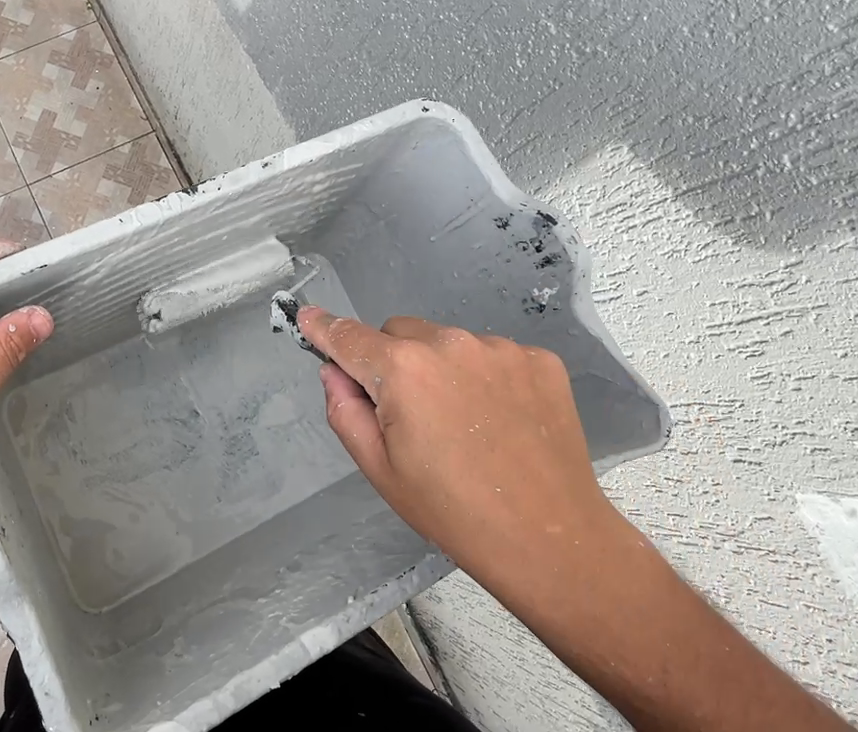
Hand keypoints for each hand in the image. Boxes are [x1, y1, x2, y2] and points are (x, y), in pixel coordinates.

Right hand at [296, 308, 617, 596]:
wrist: (549, 539)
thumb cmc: (452, 511)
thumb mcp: (379, 469)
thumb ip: (345, 411)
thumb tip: (334, 371)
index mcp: (402, 370)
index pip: (349, 336)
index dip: (324, 328)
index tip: (307, 317)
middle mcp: (449, 343)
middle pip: (399, 334)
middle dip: (392, 362)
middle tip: (411, 416)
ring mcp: (500, 348)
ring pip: (447, 343)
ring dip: (441, 368)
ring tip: (464, 425)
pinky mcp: (540, 360)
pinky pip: (492, 355)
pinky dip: (485, 377)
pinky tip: (500, 420)